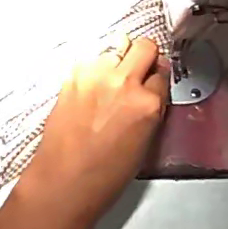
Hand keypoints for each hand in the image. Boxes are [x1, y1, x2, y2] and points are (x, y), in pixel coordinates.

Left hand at [13, 36, 169, 228]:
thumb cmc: (102, 174)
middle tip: (139, 69)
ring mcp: (96, 77)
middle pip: (145, 46)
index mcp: (147, 104)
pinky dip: (95, 68)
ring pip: (117, 46)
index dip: (158, 78)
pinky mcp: (73, 77)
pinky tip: (94, 87)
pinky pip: (92, 60)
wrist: (64, 182)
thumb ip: (152, 109)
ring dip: (118, 59)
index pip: (163, 74)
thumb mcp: (145, 143)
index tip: (154, 80)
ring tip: (112, 80)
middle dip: (145, 56)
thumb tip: (152, 91)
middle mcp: (123, 84)